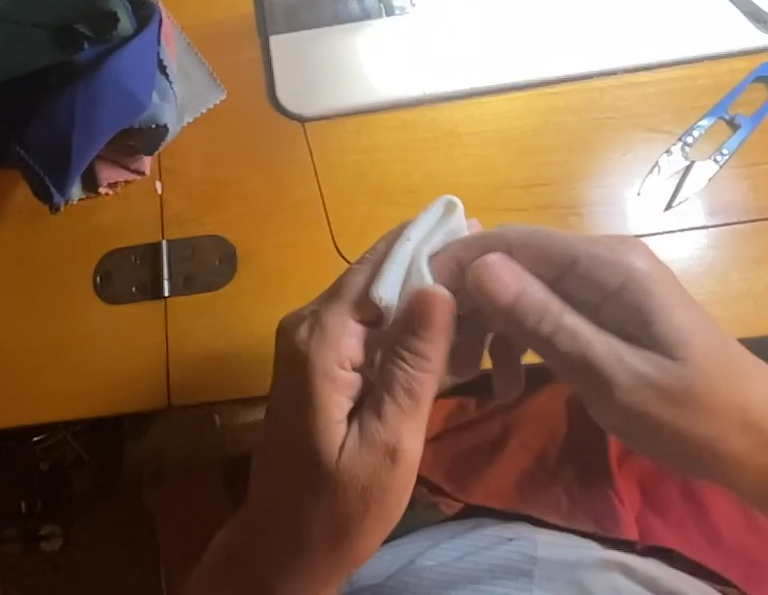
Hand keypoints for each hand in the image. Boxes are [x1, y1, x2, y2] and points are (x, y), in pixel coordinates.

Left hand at [190, 225, 457, 594]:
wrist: (284, 544)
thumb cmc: (339, 506)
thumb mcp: (389, 441)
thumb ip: (413, 364)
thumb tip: (438, 287)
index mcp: (322, 338)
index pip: (377, 270)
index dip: (423, 244)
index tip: (470, 224)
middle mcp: (308, 324)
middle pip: (374, 277)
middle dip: (426, 262)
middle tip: (484, 250)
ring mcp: (309, 340)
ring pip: (371, 298)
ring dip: (417, 291)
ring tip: (474, 280)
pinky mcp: (316, 358)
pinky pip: (363, 324)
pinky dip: (401, 321)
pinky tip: (440, 324)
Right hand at [431, 227, 767, 491]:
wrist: (767, 449)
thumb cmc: (695, 416)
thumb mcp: (612, 376)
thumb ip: (545, 320)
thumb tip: (479, 266)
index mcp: (606, 263)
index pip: (512, 241)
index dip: (459, 263)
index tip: (420, 303)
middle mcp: (599, 259)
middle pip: (512, 263)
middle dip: (472, 304)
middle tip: (445, 356)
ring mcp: (601, 283)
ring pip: (521, 289)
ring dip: (491, 328)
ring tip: (471, 378)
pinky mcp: (602, 309)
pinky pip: (543, 311)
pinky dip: (518, 341)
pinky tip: (509, 383)